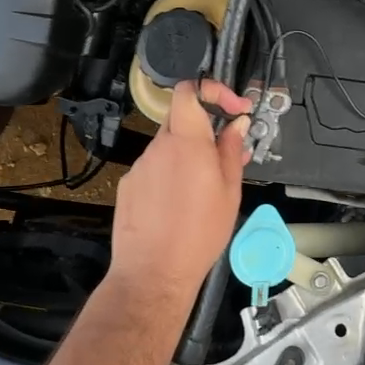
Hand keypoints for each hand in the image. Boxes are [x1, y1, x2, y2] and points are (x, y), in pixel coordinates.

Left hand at [109, 80, 251, 300]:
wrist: (153, 274)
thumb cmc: (199, 233)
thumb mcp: (230, 190)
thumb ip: (232, 150)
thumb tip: (237, 124)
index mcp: (187, 142)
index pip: (188, 92)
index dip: (212, 91)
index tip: (233, 109)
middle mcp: (159, 147)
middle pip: (180, 120)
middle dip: (204, 131)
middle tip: (224, 155)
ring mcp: (139, 166)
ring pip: (168, 148)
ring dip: (187, 157)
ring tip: (203, 190)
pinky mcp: (128, 186)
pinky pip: (153, 169)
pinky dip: (169, 176)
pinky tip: (178, 206)